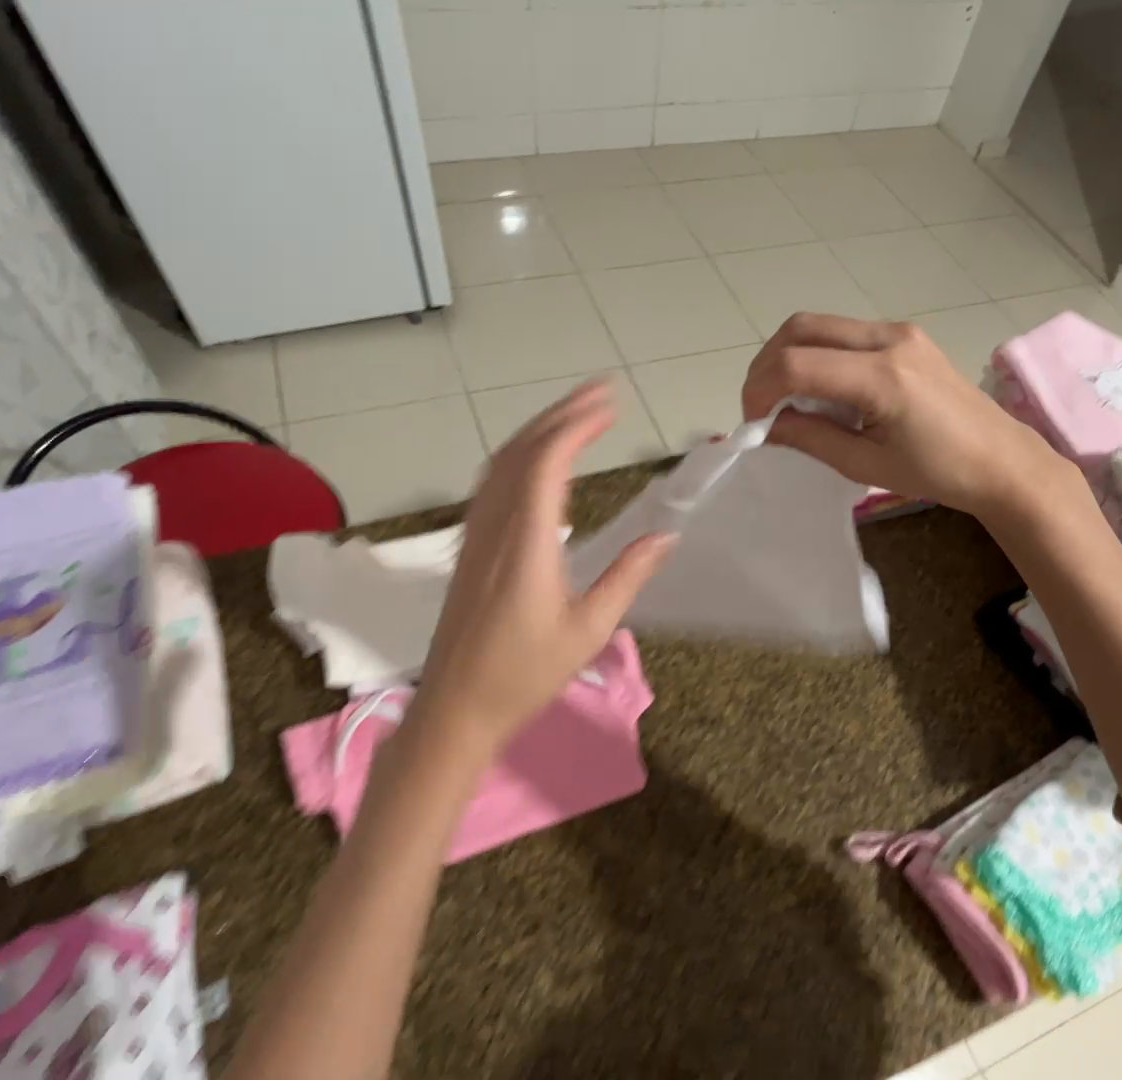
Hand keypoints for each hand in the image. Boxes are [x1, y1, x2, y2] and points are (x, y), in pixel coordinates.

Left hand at [413, 379, 674, 750]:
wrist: (456, 707)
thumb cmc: (525, 674)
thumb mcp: (588, 630)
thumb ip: (627, 577)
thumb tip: (665, 535)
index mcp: (527, 542)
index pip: (548, 462)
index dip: (578, 425)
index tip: (611, 405)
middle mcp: (495, 526)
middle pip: (522, 451)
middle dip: (561, 414)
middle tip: (601, 392)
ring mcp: (475, 535)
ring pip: (500, 463)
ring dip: (537, 431)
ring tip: (574, 415)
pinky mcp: (468, 548)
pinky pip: (489, 484)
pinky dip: (516, 456)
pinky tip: (534, 461)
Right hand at [740, 313, 1075, 517]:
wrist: (1001, 459)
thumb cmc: (938, 473)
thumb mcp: (866, 465)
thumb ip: (811, 438)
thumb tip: (767, 426)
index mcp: (883, 377)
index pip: (797, 364)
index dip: (760, 390)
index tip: (754, 424)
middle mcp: (889, 339)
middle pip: (801, 328)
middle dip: (766, 365)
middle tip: (760, 407)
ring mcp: (899, 331)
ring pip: (819, 324)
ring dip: (788, 356)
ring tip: (783, 399)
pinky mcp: (904, 334)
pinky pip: (843, 332)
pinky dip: (815, 354)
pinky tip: (817, 389)